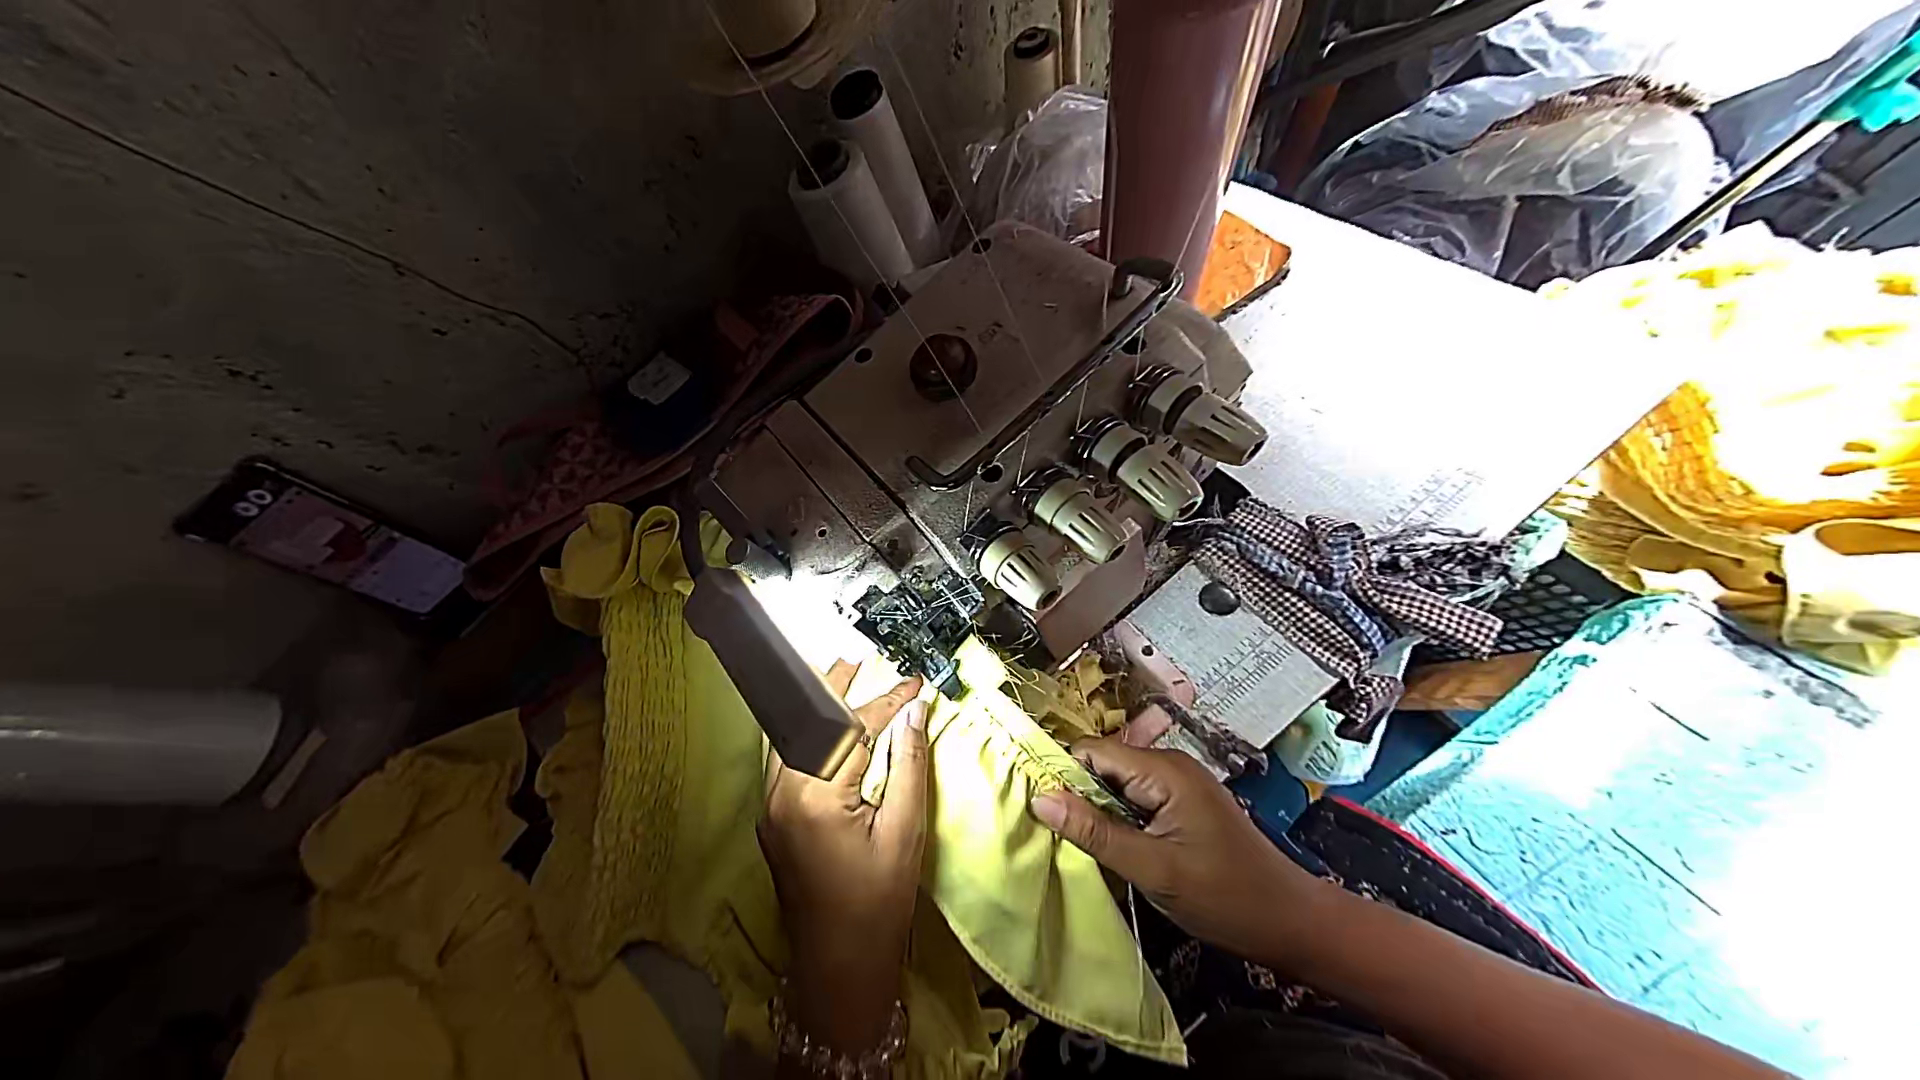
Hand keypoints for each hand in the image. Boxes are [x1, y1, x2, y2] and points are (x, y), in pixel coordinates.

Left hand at [759, 662, 926, 1050]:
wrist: (838, 968)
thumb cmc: (878, 905)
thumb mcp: (905, 832)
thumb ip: (909, 765)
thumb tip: (915, 714)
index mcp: (816, 798)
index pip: (853, 730)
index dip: (888, 703)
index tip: (914, 685)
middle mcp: (782, 796)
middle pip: (809, 725)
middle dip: (835, 691)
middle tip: (856, 662)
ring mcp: (772, 809)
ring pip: (791, 740)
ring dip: (817, 710)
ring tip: (836, 680)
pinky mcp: (774, 821)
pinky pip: (787, 761)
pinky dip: (808, 736)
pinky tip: (824, 727)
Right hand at [1029, 734, 1328, 968]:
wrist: (1289, 921)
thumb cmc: (1224, 896)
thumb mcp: (1152, 868)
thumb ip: (1095, 832)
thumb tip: (1041, 798)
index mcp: (1163, 770)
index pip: (1092, 752)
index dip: (1063, 776)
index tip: (1041, 809)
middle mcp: (1168, 764)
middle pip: (1103, 765)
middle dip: (1079, 795)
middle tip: (1061, 835)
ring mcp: (1177, 782)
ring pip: (1116, 783)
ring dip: (1098, 810)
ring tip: (1085, 844)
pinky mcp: (1180, 801)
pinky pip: (1134, 798)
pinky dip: (1118, 818)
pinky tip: (1114, 845)